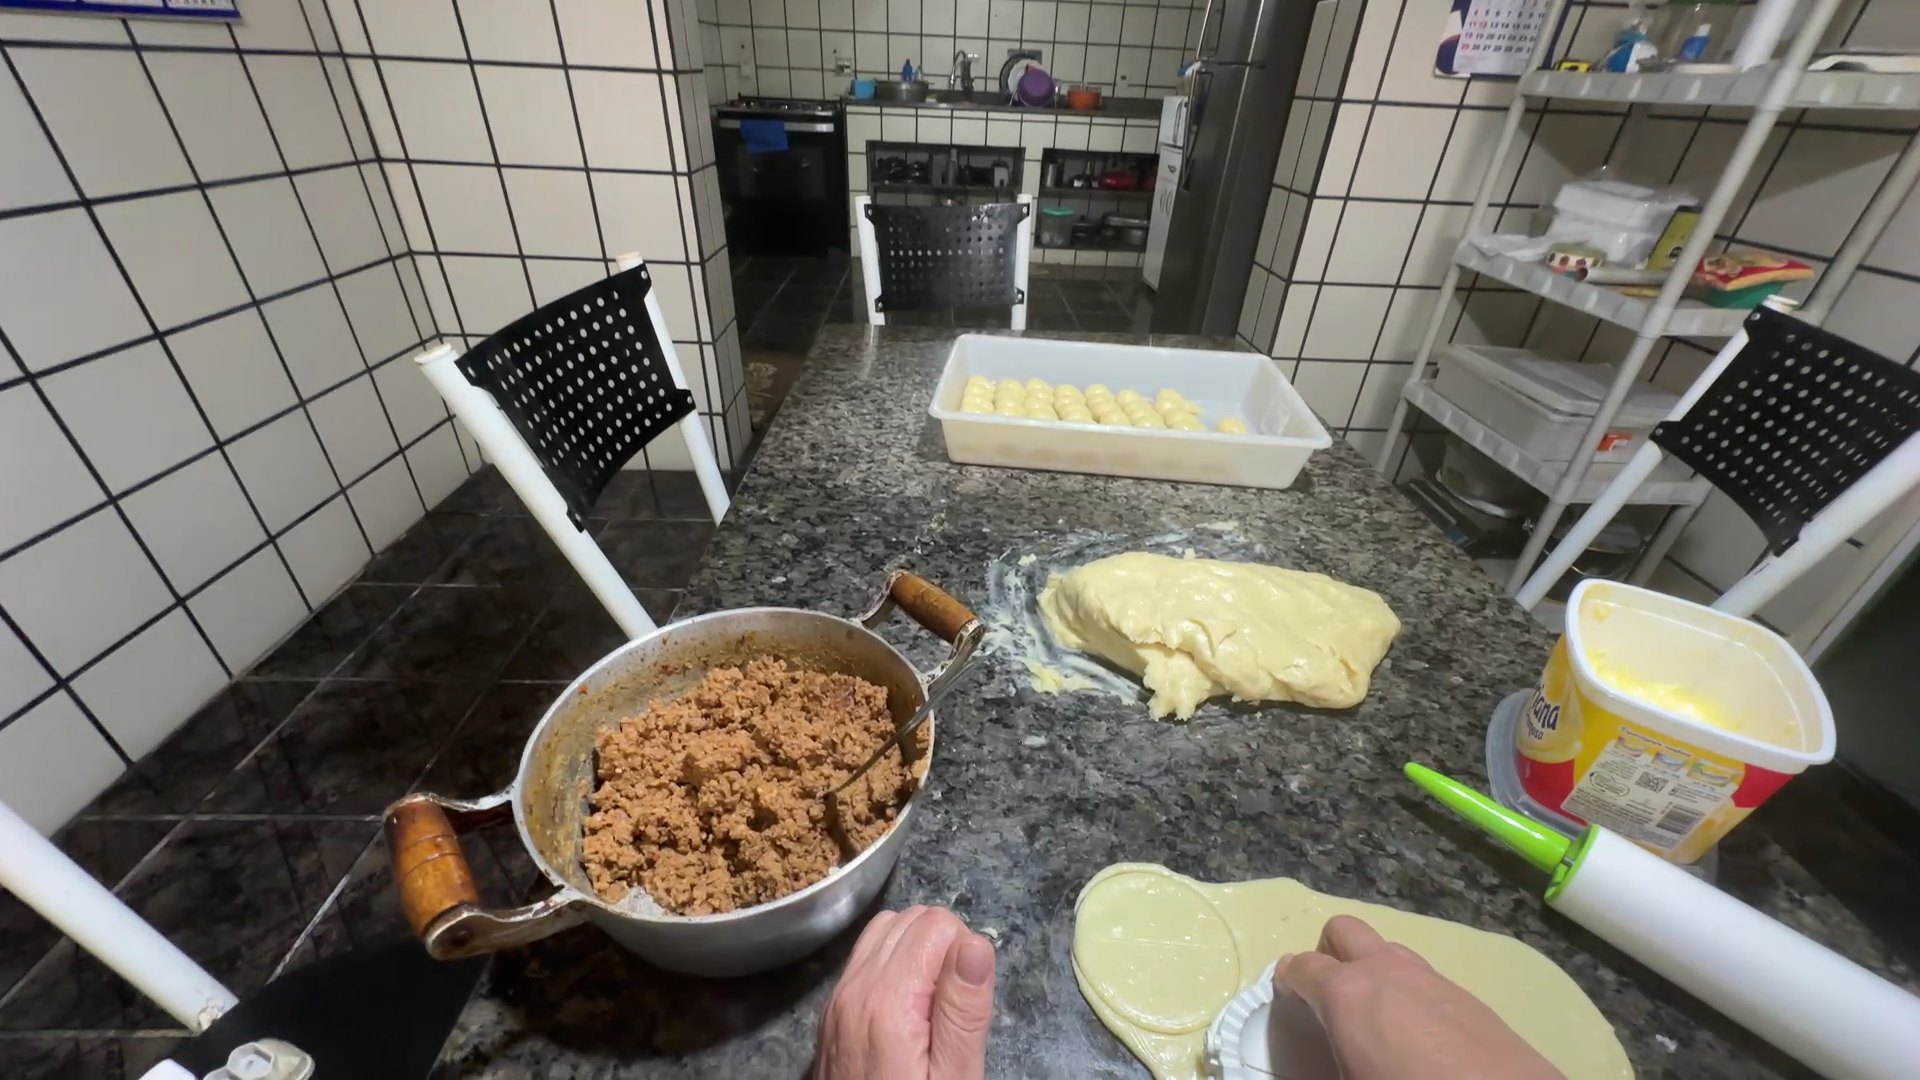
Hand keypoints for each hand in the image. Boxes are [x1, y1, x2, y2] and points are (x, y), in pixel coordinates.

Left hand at [814, 905, 997, 1079]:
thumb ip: (963, 1011)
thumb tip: (977, 943)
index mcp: (886, 1001)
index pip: (937, 923)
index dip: (964, 951)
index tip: (966, 1000)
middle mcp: (854, 988)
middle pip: (911, 918)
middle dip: (943, 945)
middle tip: (953, 1005)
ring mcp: (838, 998)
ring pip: (887, 928)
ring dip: (917, 948)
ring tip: (933, 1002)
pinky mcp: (832, 1011)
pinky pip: (867, 954)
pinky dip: (892, 960)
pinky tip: (906, 1005)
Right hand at [1274, 915, 1564, 1079]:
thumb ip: (1332, 1064)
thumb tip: (1332, 1063)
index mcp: (1346, 993)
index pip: (1298, 966)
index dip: (1287, 981)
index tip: (1288, 1000)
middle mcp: (1385, 972)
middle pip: (1343, 930)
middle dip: (1329, 954)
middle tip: (1334, 998)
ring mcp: (1433, 982)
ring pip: (1389, 951)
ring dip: (1376, 973)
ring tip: (1384, 1022)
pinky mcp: (1475, 1003)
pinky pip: (1429, 983)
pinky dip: (1416, 998)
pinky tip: (1430, 1044)